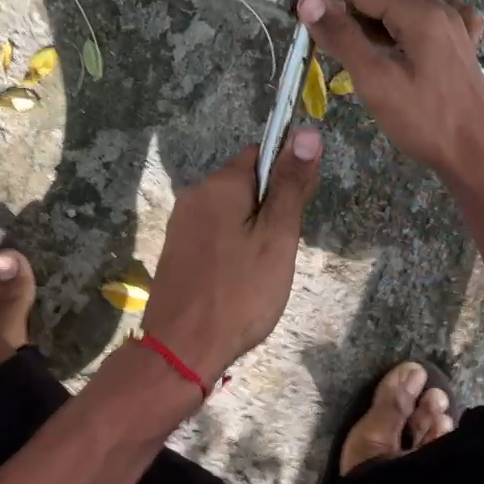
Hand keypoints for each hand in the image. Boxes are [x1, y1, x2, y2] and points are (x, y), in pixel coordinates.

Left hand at [140, 131, 320, 385]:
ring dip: (251, 230)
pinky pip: (214, 233)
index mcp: (220, 184)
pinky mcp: (176, 250)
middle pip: (245, 183)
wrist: (181, 351)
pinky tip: (238, 280)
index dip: (286, 176)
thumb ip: (291, 184)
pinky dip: (232, 247)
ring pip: (231, 210)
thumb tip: (306, 132)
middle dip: (269, 208)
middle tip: (281, 250)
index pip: (262, 153)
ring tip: (262, 270)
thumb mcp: (277, 237)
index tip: (296, 213)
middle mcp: (195, 194)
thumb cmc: (239, 293)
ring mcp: (181, 224)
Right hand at [299, 0, 483, 180]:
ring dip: (378, 13)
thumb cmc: (424, 120)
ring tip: (357, 45)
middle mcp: (441, 9)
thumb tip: (308, 1)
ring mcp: (457, 25)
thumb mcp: (375, 80)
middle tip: (328, 34)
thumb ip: (342, 36)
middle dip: (353, 1)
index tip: (300, 8)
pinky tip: (404, 41)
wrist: (476, 155)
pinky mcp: (463, 45)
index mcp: (420, 13)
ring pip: (408, 0)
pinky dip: (410, 20)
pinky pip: (433, 15)